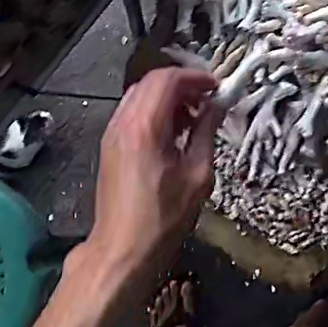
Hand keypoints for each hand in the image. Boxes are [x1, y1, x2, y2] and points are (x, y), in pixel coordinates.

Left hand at [92, 68, 222, 276]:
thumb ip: (207, 133)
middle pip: (151, 82)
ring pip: (140, 95)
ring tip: (195, 118)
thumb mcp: (197, 176)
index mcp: (144, 127)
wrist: (121, 249)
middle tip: (208, 100)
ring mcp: (112, 133)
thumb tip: (217, 108)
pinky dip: (154, 112)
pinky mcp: (110, 145)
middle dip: (182, 84)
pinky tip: (174, 133)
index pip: (167, 79)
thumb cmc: (161, 220)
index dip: (195, 77)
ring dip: (168, 97)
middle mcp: (123, 123)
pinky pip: (133, 113)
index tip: (216, 87)